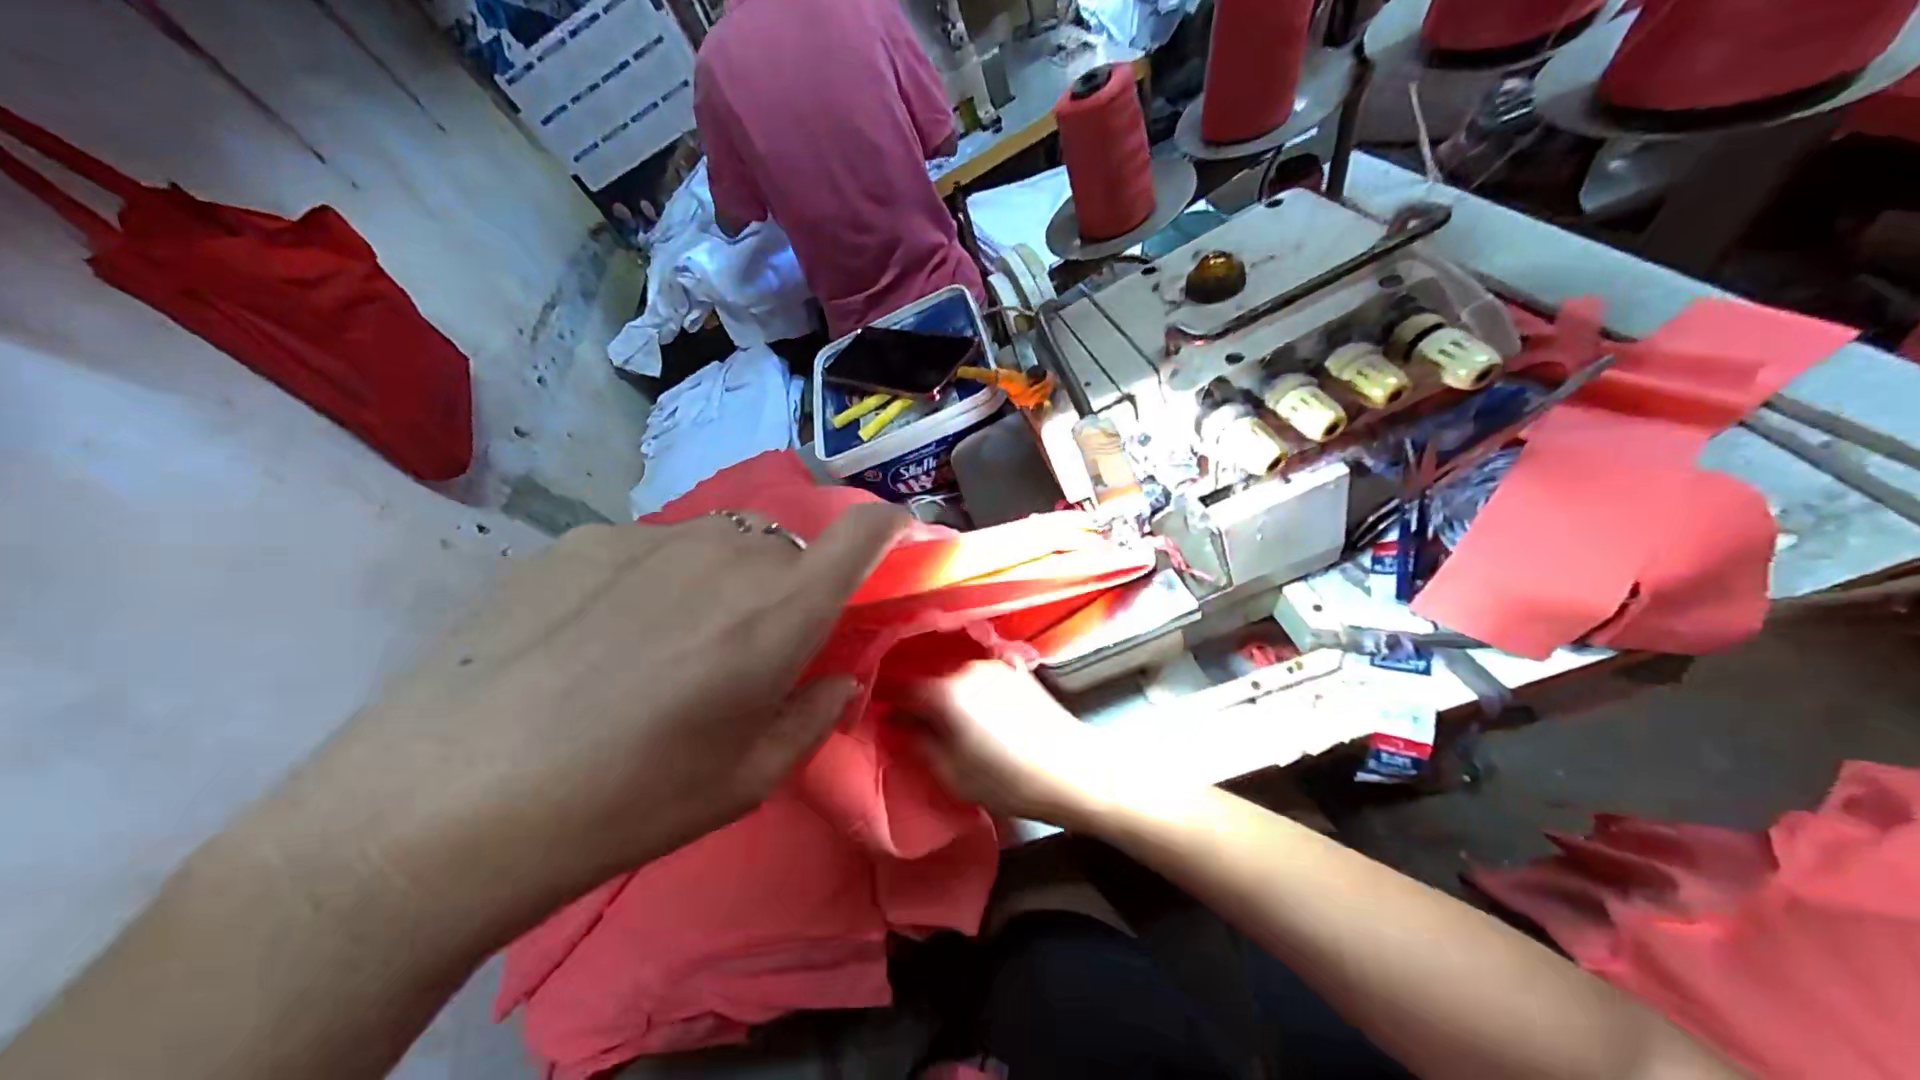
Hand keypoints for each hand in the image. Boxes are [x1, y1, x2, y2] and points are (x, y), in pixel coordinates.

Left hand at [250, 506, 905, 925]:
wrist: (445, 802)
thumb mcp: (745, 781)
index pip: (859, 534)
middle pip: (785, 550)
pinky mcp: (578, 540)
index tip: (891, 540)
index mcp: (776, 613)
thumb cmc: (625, 803)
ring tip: (670, 644)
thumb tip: (836, 679)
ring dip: (723, 581)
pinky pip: (649, 549)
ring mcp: (645, 538)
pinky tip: (598, 638)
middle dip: (790, 588)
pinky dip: (655, 580)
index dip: (886, 528)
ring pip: (718, 544)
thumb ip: (811, 716)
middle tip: (753, 648)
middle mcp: (723, 556)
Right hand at [902, 660, 1144, 830]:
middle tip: (920, 729)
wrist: (1077, 771)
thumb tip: (898, 727)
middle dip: (922, 702)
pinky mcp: (1018, 672)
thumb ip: (918, 746)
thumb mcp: (954, 775)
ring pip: (958, 679)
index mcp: (945, 693)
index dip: (889, 705)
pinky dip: (975, 693)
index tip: (885, 720)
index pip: (901, 690)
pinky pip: (982, 679)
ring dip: (951, 697)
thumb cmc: (1011, 781)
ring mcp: (996, 667)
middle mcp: (967, 670)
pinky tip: (984, 717)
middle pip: (931, 682)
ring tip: (956, 728)